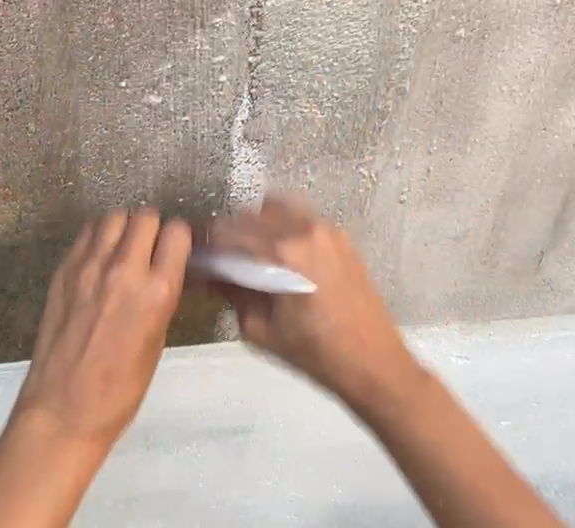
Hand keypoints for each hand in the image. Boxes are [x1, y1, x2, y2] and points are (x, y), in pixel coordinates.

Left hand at [0, 210, 190, 527]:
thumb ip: (161, 296)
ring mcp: (89, 265)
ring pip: (114, 216)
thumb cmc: (120, 389)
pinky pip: (87, 232)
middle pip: (145, 215)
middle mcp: (124, 269)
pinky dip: (99, 236)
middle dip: (153, 228)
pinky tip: (100, 257)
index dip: (179, 238)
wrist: (64, 408)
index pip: (176, 233)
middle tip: (151, 247)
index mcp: (156, 292)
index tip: (177, 249)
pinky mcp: (64, 268)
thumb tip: (164, 269)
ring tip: (124, 248)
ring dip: (124, 227)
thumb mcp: (157, 341)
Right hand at [206, 194, 416, 405]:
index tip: (200, 256)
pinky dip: (285, 229)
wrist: (374, 366)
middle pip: (253, 214)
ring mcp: (328, 230)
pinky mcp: (342, 238)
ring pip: (279, 209)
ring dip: (260, 225)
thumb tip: (209, 274)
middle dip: (234, 232)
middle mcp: (306, 229)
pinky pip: (302, 220)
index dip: (209, 243)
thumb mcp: (260, 329)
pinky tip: (283, 259)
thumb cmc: (314, 353)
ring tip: (254, 254)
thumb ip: (232, 293)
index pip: (231, 231)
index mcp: (284, 251)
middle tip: (224, 257)